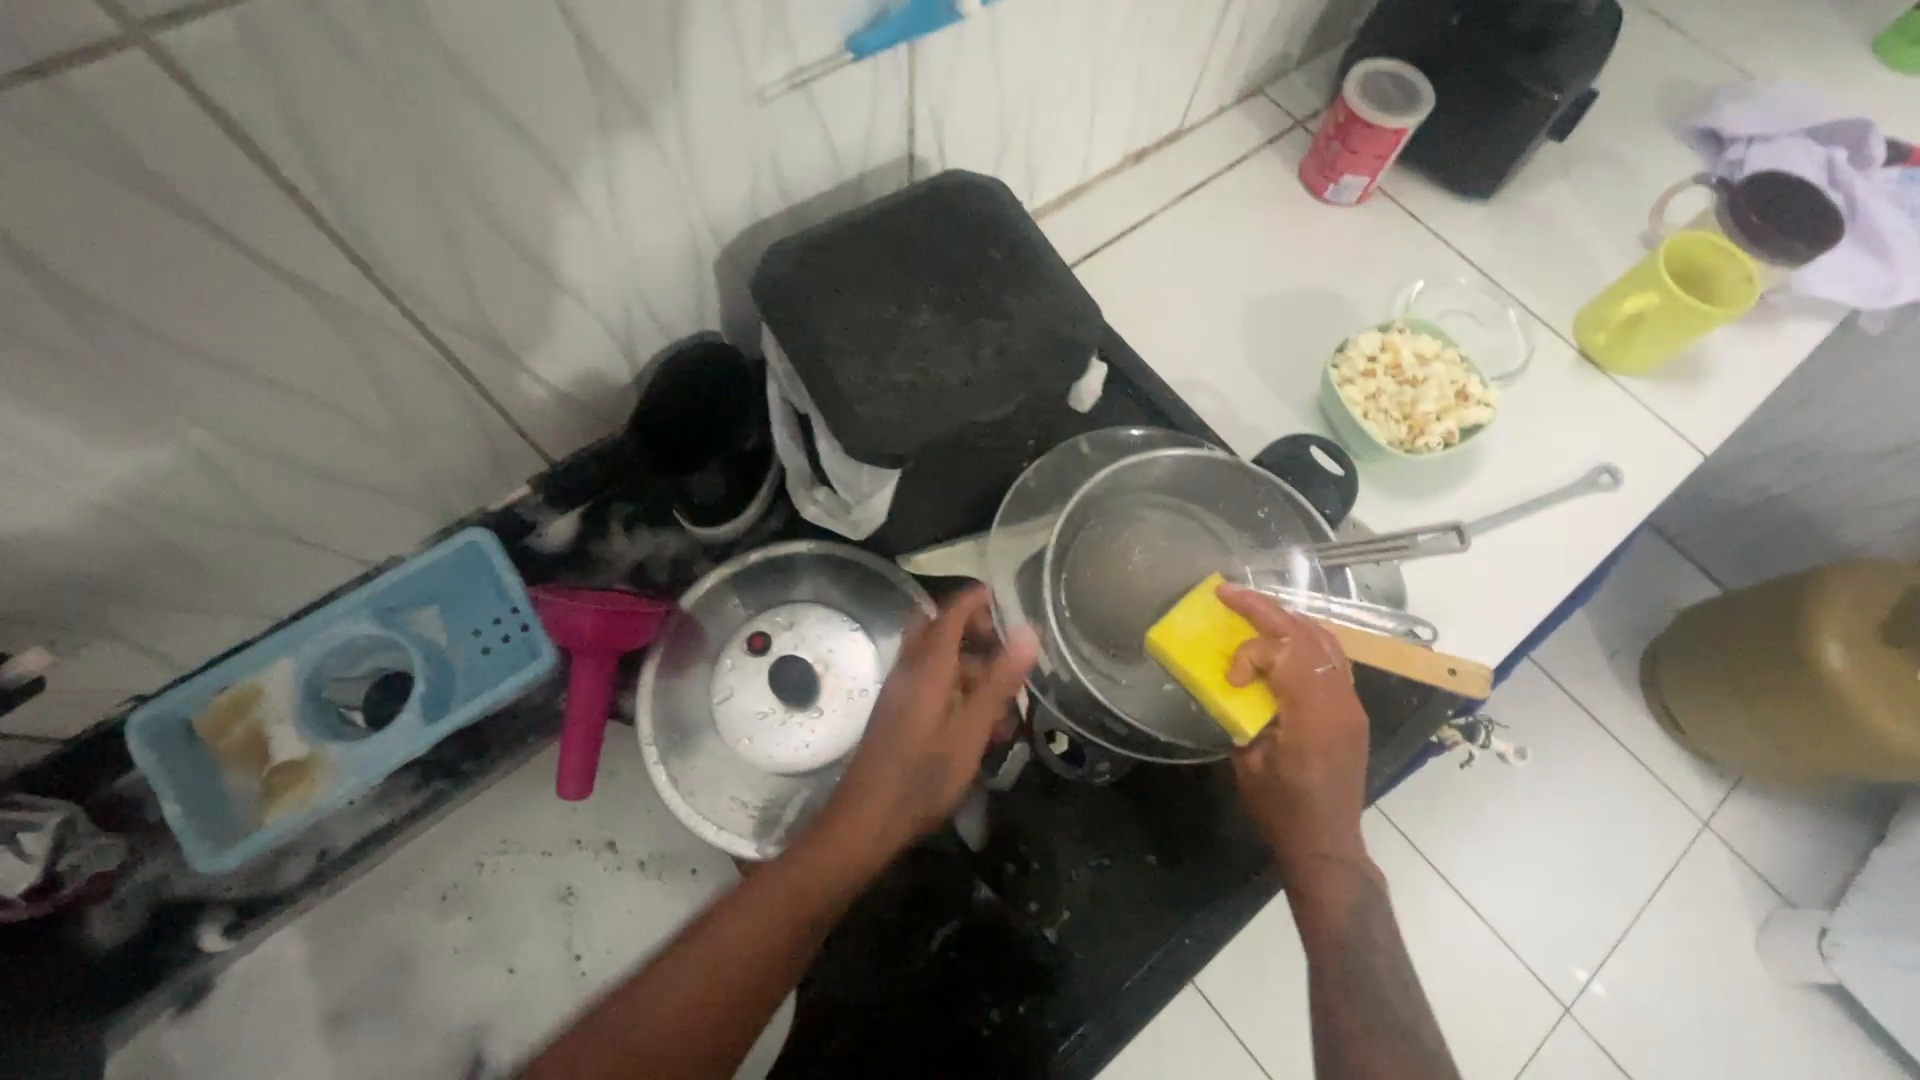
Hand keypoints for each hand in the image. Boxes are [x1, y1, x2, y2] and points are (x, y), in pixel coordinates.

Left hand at [812, 586, 1037, 865]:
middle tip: (1007, 656)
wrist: (867, 821)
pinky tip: (984, 733)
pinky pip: (933, 690)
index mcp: (927, 666)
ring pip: (941, 665)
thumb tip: (1028, 632)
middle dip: (976, 636)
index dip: (977, 600)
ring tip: (1008, 712)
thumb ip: (999, 680)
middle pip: (941, 632)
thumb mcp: (971, 730)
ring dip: (975, 675)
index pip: (950, 612)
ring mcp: (902, 694)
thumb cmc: (923, 775)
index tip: (1007, 601)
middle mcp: (910, 671)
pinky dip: (961, 697)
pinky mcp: (901, 716)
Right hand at [1217, 583, 1373, 893]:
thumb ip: (1243, 713)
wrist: (1326, 843)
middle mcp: (1340, 702)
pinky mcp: (1351, 712)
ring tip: (1252, 610)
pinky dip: (1303, 642)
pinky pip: (1331, 661)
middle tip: (1228, 592)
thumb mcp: (1248, 761)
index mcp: (1313, 716)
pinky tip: (1280, 642)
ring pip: (1325, 642)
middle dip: (1265, 609)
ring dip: (1287, 620)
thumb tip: (1232, 683)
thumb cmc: (1280, 809)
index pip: (1287, 652)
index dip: (1251, 653)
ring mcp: (1351, 705)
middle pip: (1308, 635)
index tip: (1230, 680)